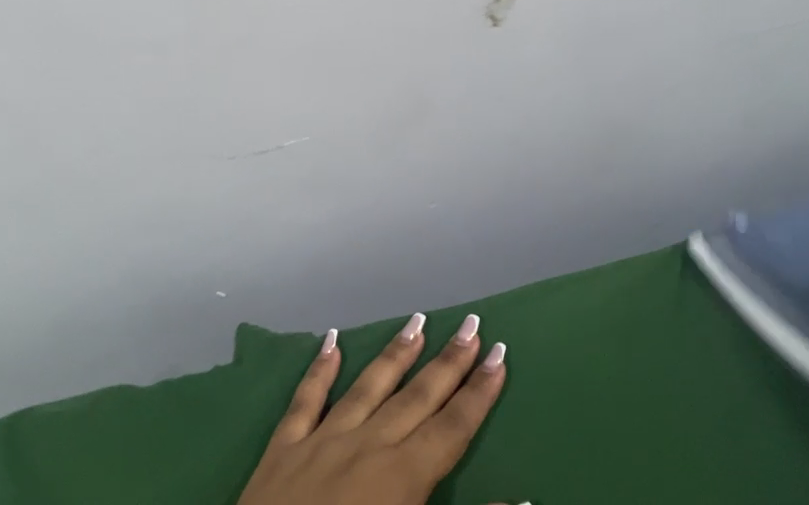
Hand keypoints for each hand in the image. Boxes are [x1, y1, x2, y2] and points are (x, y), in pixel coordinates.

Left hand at [236, 312, 515, 504]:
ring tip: (417, 321)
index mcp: (403, 476)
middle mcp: (368, 446)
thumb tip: (524, 502)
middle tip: (470, 323)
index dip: (479, 392)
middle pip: (417, 397)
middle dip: (448, 361)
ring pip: (368, 386)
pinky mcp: (284, 447)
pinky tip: (330, 340)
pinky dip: (319, 369)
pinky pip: (305, 400)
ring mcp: (323, 440)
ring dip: (395, 354)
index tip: (499, 354)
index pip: (452, 427)